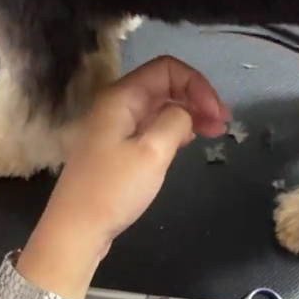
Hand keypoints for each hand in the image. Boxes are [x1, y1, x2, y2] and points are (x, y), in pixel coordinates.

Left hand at [35, 56, 229, 262]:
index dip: (197, 85)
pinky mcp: (117, 149)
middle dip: (196, 99)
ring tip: (212, 134)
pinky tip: (187, 144)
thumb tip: (186, 113)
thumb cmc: (113, 190)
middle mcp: (117, 105)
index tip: (217, 114)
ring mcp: (115, 128)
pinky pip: (150, 128)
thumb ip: (175, 122)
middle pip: (164, 86)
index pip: (167, 69)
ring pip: (159, 108)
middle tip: (222, 125)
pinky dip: (173, 131)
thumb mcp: (152, 152)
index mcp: (121, 97)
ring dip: (188, 115)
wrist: (76, 230)